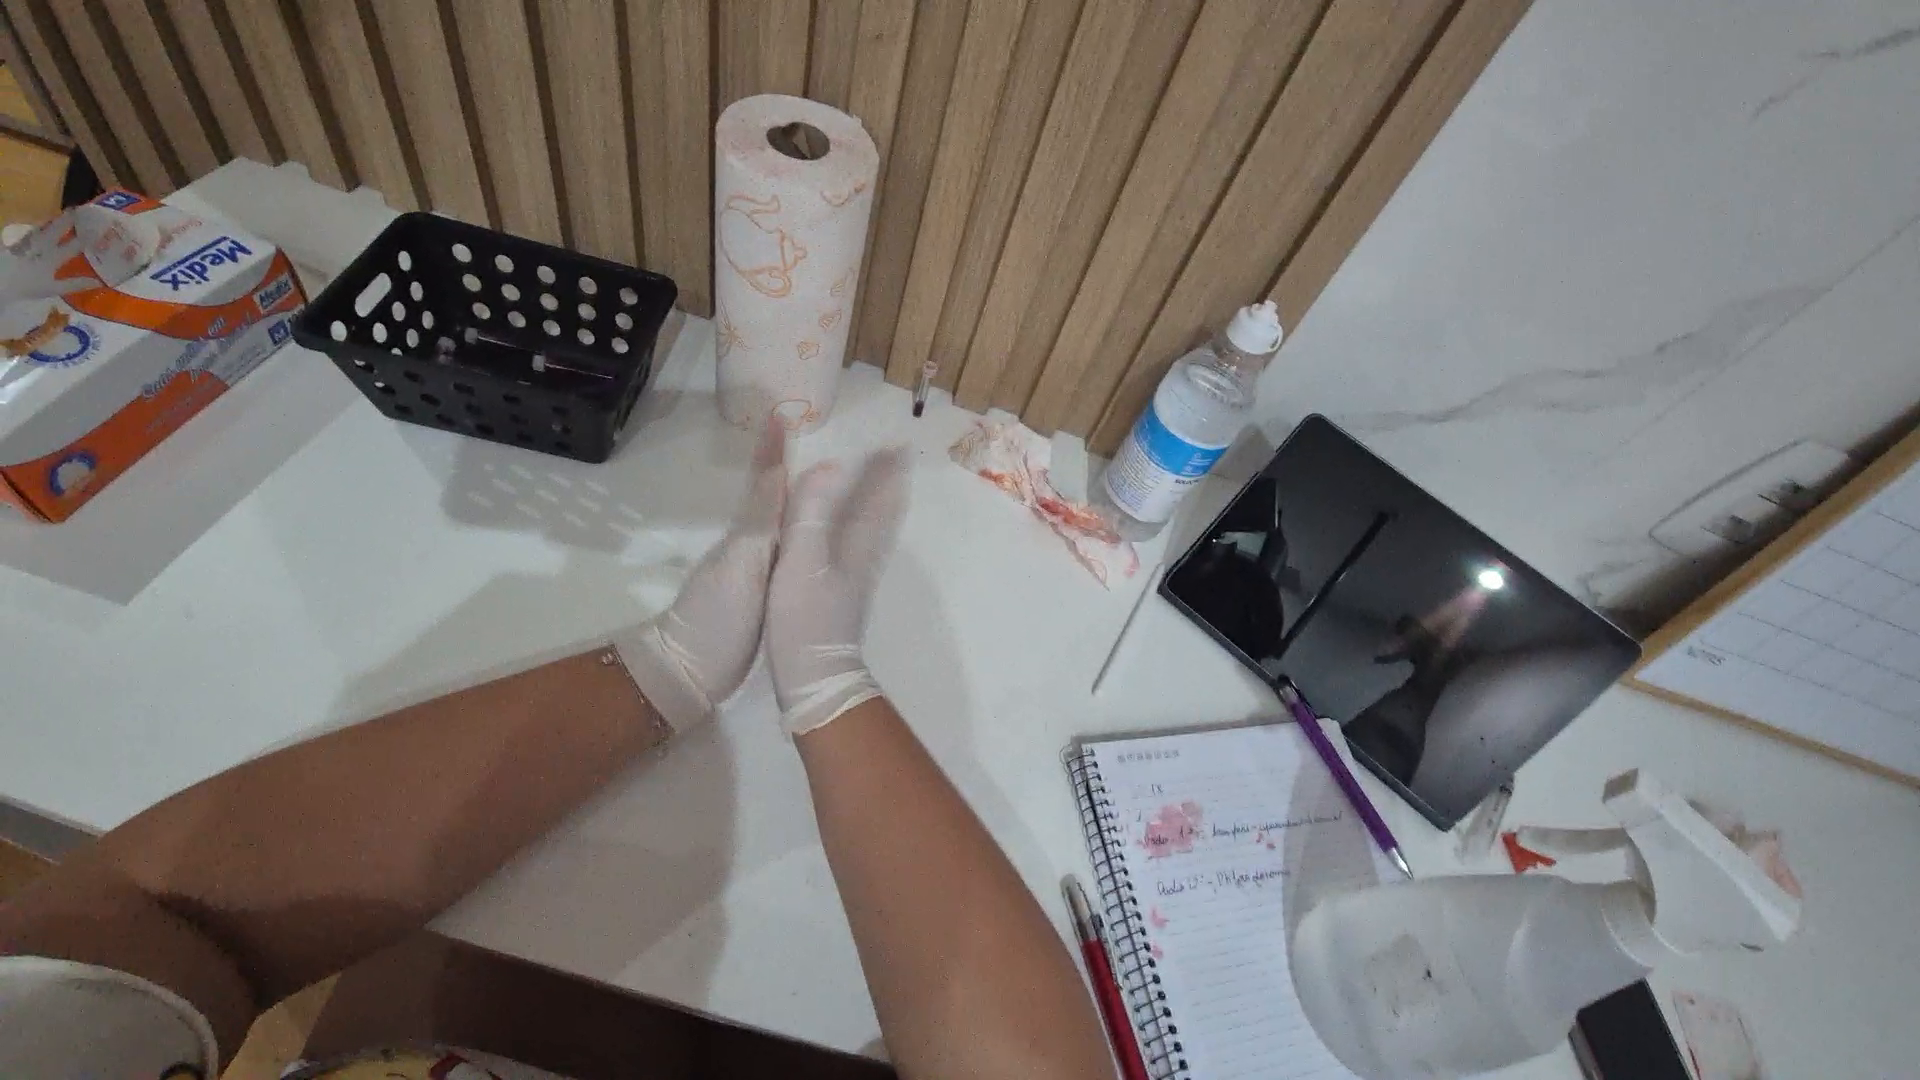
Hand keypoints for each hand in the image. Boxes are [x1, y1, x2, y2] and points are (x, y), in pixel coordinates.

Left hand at [614, 418, 785, 729]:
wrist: (689, 672)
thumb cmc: (716, 619)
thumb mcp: (743, 566)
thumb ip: (765, 521)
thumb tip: (790, 472)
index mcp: (748, 534)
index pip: (766, 481)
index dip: (774, 449)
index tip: (781, 412)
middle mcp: (751, 544)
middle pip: (773, 495)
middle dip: (786, 463)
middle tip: (804, 436)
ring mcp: (754, 570)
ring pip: (779, 521)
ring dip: (795, 495)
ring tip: (818, 478)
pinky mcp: (762, 595)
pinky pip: (786, 550)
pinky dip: (798, 532)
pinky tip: (808, 536)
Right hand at [767, 448, 909, 735]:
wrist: (814, 676)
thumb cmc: (806, 618)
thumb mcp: (801, 561)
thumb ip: (812, 514)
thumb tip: (829, 465)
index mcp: (855, 546)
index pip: (877, 500)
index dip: (887, 473)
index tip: (898, 446)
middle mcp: (863, 558)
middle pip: (883, 513)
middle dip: (889, 484)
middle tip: (898, 458)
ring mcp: (855, 578)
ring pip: (876, 531)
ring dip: (882, 505)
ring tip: (886, 487)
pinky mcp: (844, 594)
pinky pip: (862, 548)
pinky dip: (866, 530)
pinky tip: (857, 538)